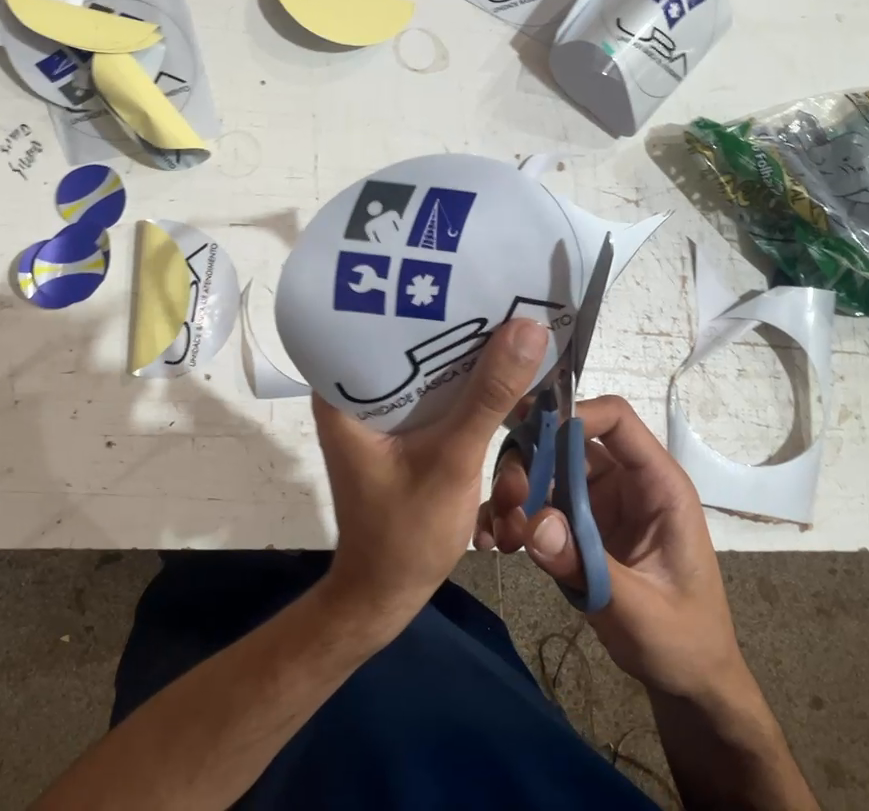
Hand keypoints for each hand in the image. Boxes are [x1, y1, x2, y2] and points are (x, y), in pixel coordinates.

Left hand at [313, 319, 549, 622]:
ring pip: (426, 370)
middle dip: (456, 327)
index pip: (376, 324)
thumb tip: (526, 328)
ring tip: (511, 328)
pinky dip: (464, 391)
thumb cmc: (406, 533)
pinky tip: (502, 377)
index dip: (423, 299)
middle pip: (407, 343)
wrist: (386, 594)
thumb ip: (488, 396)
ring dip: (466, 362)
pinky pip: (434, 397)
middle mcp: (353, 396)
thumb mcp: (452, 460)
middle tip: (504, 295)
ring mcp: (377, 416)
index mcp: (341, 394)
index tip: (469, 274)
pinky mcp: (399, 433)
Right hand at [478, 395, 748, 701]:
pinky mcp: (575, 529)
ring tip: (496, 532)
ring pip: (545, 472)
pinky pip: (537, 507)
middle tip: (503, 500)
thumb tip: (534, 524)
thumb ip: (587, 566)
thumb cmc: (682, 640)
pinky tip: (492, 544)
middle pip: (566, 443)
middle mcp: (624, 484)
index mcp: (657, 486)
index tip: (525, 434)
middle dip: (528, 461)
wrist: (686, 680)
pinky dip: (512, 519)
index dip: (572, 415)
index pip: (616, 421)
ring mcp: (597, 505)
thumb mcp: (640, 609)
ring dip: (514, 493)